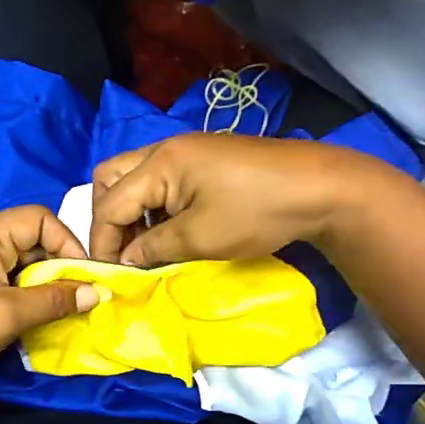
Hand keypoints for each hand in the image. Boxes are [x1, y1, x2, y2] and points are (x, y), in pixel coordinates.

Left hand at [0, 205, 100, 388]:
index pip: (39, 218)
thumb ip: (54, 300)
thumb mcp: (8, 315)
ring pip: (21, 264)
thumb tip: (96, 293)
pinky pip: (6, 282)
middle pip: (31, 240)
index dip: (68, 243)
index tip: (85, 278)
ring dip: (43, 286)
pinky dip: (25, 297)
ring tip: (60, 311)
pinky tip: (35, 317)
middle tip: (77, 299)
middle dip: (58, 268)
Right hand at [90, 132, 383, 266]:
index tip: (109, 274)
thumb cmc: (257, 213)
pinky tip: (166, 231)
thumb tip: (125, 261)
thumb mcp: (199, 238)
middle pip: (110, 179)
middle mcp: (165, 149)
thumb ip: (152, 248)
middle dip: (106, 217)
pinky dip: (151, 206)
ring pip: (132, 179)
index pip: (109, 204)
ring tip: (143, 245)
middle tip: (121, 250)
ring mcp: (184, 152)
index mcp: (161, 163)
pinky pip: (157, 181)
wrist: (321, 188)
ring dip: (128, 212)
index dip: (103, 242)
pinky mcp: (201, 160)